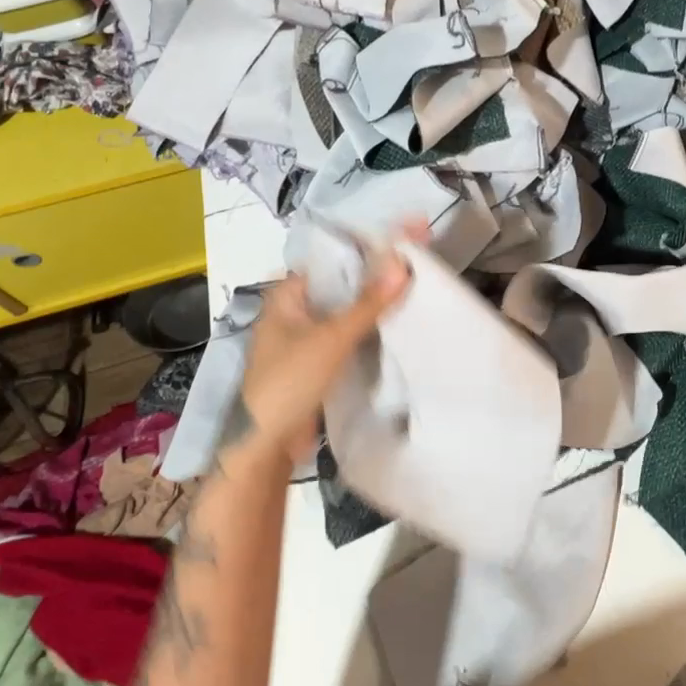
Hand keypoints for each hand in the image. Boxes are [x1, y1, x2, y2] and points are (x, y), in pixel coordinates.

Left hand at [229, 238, 414, 467]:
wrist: (264, 448)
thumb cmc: (287, 383)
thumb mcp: (331, 340)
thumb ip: (368, 303)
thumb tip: (403, 261)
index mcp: (288, 296)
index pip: (335, 259)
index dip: (370, 246)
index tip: (407, 237)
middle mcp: (296, 311)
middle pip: (344, 284)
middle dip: (379, 273)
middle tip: (421, 258)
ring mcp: (307, 338)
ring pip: (349, 310)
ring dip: (378, 302)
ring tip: (419, 284)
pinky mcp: (320, 362)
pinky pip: (350, 335)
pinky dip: (372, 327)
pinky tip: (400, 322)